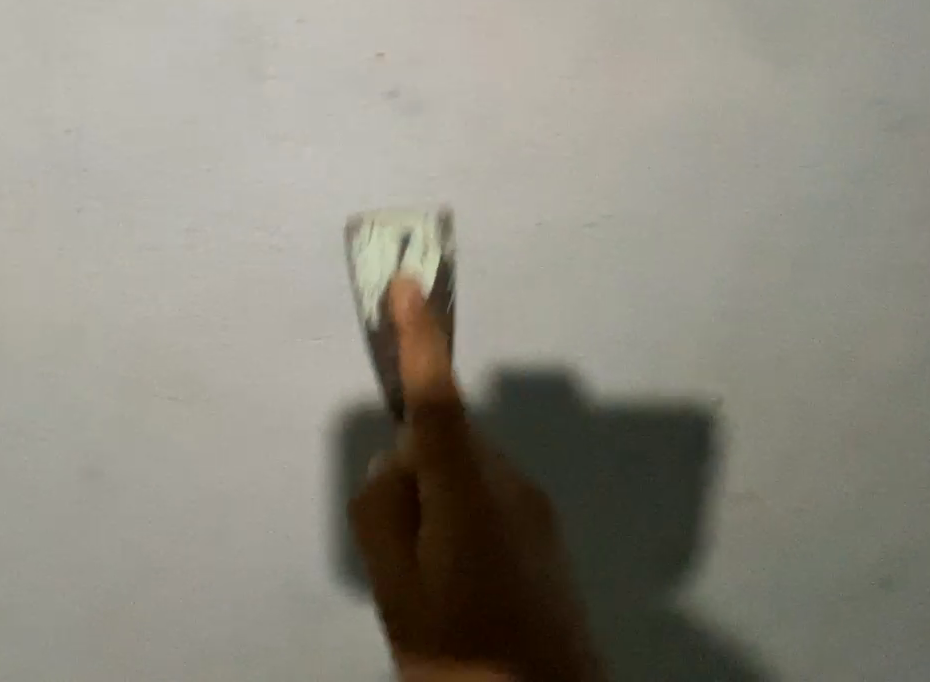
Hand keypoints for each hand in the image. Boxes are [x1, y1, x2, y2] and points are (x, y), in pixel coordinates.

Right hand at [348, 280, 604, 681]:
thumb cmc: (457, 653)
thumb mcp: (393, 587)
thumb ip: (382, 508)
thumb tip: (399, 463)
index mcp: (467, 492)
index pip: (436, 396)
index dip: (420, 337)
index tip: (408, 284)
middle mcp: (509, 482)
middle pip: (444, 435)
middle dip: (414, 461)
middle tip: (400, 541)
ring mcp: (535, 507)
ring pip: (464, 465)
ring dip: (438, 494)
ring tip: (432, 574)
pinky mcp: (547, 531)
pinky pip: (486, 492)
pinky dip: (461, 511)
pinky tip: (462, 580)